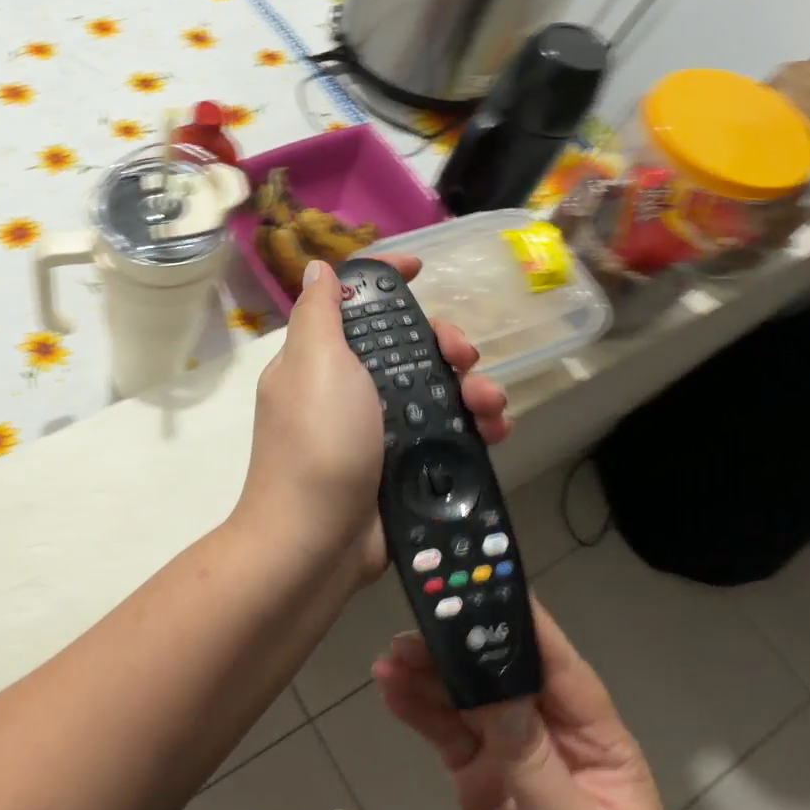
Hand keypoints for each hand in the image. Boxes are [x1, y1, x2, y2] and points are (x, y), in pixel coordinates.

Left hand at [233, 255, 510, 578]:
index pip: (357, 306)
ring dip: (472, 389)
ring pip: (438, 392)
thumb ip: (319, 313)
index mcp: (322, 360)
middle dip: (445, 344)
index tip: (421, 267)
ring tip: (489, 405)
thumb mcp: (314, 363)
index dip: (387, 281)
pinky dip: (475, 430)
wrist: (316, 541)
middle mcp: (349, 391)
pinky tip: (495, 432)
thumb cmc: (317, 441)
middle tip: (464, 356)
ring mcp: (379, 433)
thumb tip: (318, 268)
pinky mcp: (405, 470)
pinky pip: (448, 437)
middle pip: (409, 348)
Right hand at [374, 600, 689, 809]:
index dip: (522, 624)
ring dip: (429, 677)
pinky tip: (390, 692)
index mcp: (595, 737)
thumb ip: (533, 759)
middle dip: (459, 649)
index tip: (481, 585)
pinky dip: (418, 712)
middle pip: (501, 675)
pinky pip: (446, 735)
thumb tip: (496, 689)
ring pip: (466, 700)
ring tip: (387, 659)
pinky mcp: (479, 780)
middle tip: (412, 626)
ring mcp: (512, 755)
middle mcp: (551, 733)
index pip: (558, 666)